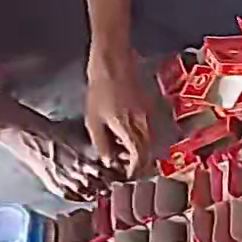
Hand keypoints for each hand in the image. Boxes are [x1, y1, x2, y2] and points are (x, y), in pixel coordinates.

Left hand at [85, 52, 153, 177]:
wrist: (114, 65)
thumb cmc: (100, 91)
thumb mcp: (93, 120)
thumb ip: (102, 143)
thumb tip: (109, 160)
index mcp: (129, 129)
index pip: (138, 157)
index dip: (134, 169)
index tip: (126, 175)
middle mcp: (143, 125)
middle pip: (146, 151)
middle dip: (138, 162)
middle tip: (124, 167)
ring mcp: (148, 116)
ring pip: (148, 141)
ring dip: (138, 150)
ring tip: (122, 153)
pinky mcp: (148, 109)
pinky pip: (146, 130)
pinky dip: (139, 138)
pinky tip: (125, 136)